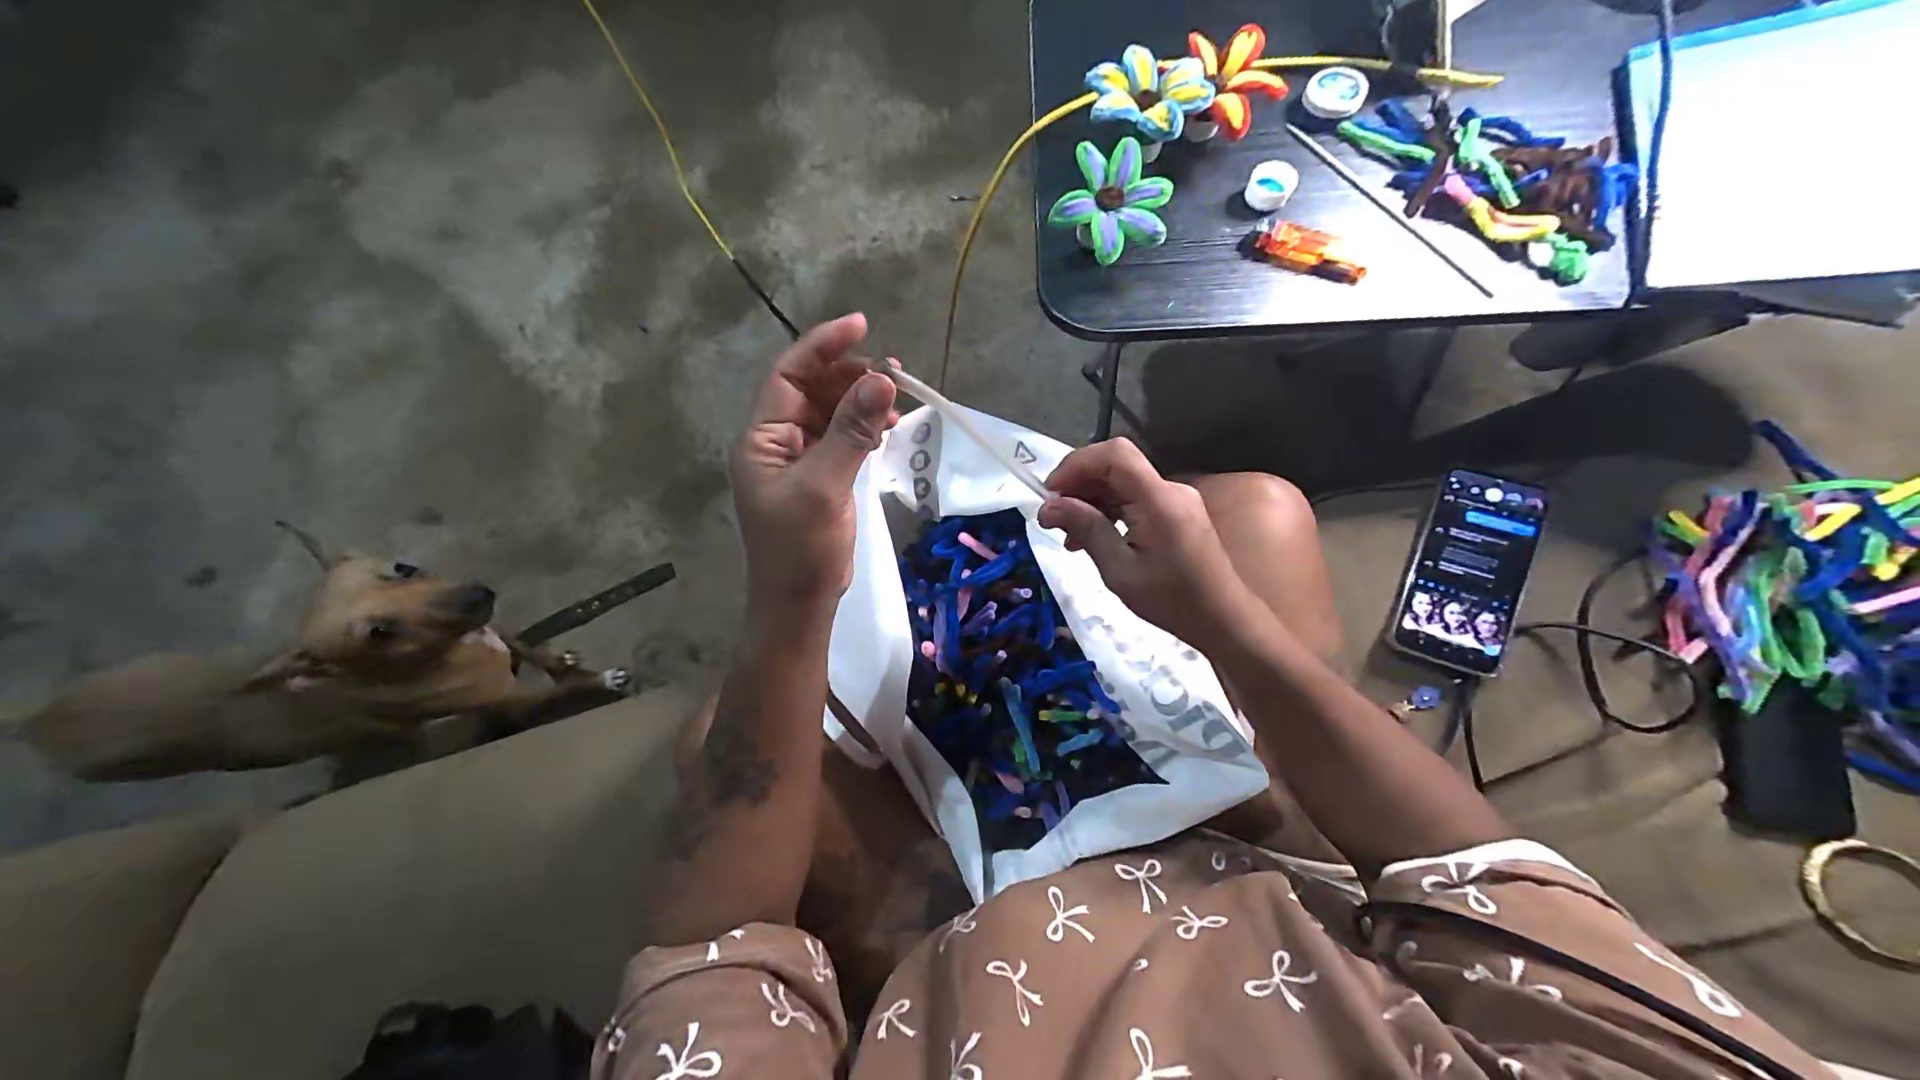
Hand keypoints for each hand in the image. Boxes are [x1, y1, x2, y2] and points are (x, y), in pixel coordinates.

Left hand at [730, 314, 897, 609]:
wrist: (798, 604)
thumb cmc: (800, 549)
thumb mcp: (824, 486)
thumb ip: (852, 432)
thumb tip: (883, 379)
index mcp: (762, 438)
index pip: (788, 374)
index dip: (822, 346)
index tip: (862, 326)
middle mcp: (777, 442)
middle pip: (810, 389)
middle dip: (849, 374)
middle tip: (892, 371)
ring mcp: (800, 460)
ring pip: (830, 412)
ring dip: (860, 399)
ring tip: (897, 395)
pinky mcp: (821, 478)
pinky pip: (841, 437)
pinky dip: (864, 426)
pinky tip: (889, 426)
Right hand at [1037, 438, 1256, 649]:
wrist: (1222, 620)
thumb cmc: (1171, 600)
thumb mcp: (1120, 570)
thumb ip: (1087, 529)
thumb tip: (1049, 507)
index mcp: (1159, 500)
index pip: (1114, 455)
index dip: (1076, 465)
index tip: (1049, 494)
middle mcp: (1170, 489)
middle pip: (1116, 465)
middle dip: (1078, 484)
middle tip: (1052, 517)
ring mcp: (1175, 499)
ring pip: (1122, 481)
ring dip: (1090, 500)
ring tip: (1068, 535)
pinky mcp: (1176, 511)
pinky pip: (1134, 498)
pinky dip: (1108, 510)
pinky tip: (1091, 537)